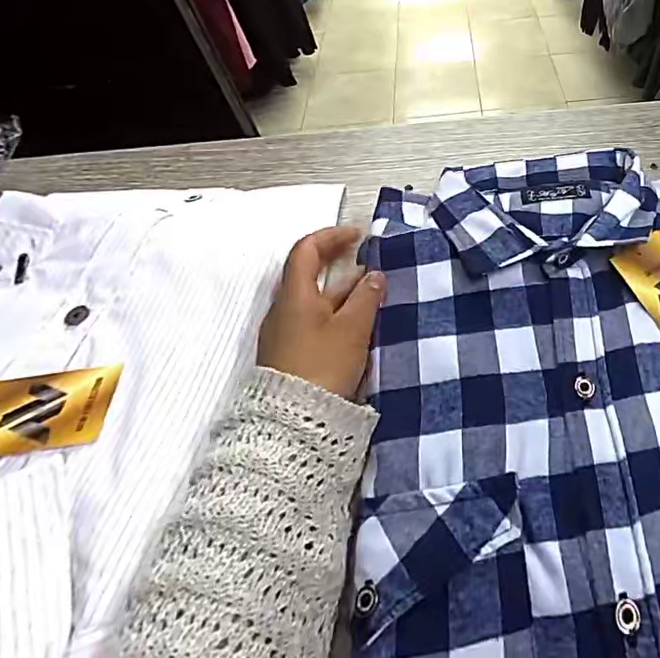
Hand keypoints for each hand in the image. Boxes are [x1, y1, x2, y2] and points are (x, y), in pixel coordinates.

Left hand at [257, 226, 384, 399]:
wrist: (292, 423)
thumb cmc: (322, 365)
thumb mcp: (353, 327)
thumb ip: (366, 297)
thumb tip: (374, 275)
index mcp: (295, 296)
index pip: (306, 251)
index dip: (332, 236)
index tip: (359, 236)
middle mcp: (284, 309)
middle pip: (309, 273)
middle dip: (341, 262)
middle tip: (371, 260)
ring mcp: (286, 332)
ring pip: (315, 297)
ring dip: (343, 288)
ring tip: (375, 290)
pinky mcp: (292, 352)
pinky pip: (316, 317)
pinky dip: (338, 308)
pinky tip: (361, 318)